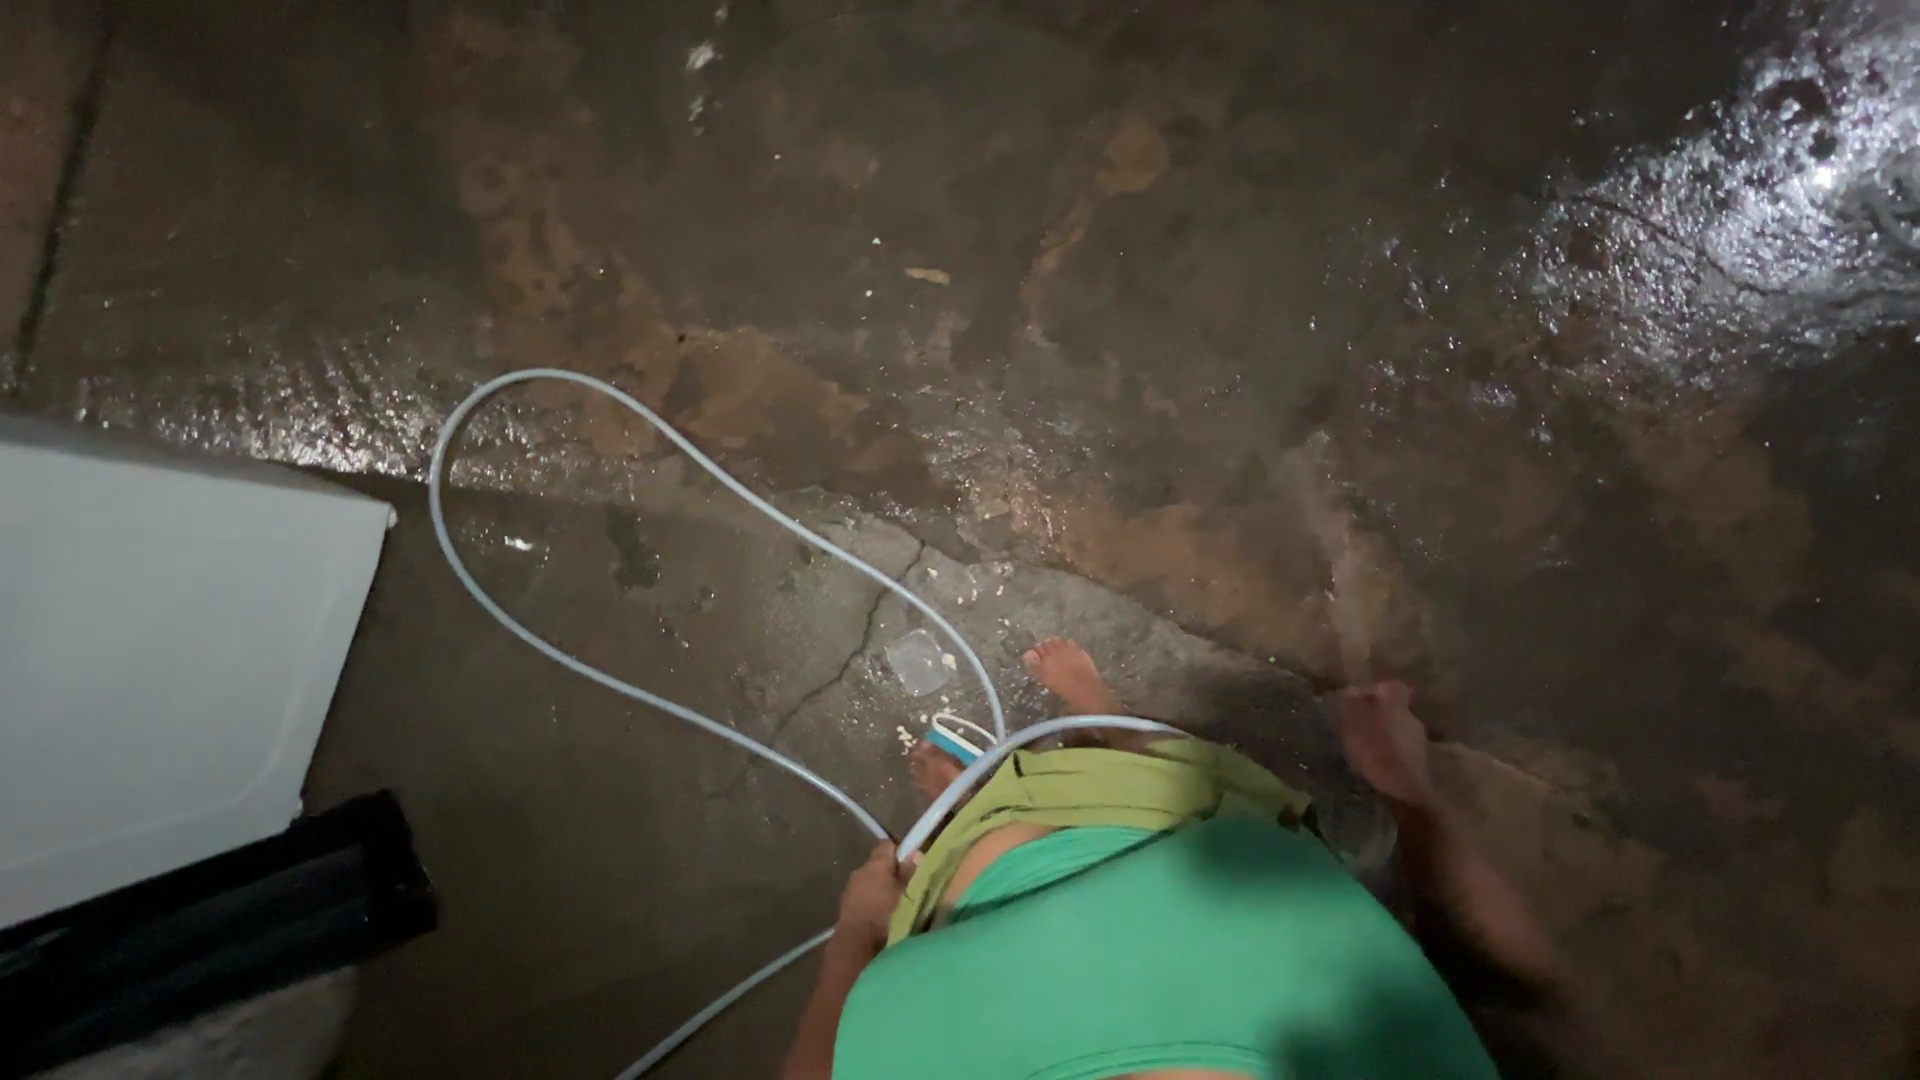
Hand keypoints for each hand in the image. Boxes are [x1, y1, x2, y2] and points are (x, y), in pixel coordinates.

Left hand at [836, 843, 915, 948]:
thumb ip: (911, 872)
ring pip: (870, 883)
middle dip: (892, 874)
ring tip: (896, 906)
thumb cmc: (885, 915)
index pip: (887, 845)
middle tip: (908, 888)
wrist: (855, 947)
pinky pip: (863, 899)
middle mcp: (860, 871)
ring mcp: (850, 890)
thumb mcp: (906, 893)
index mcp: (875, 863)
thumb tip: (916, 853)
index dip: (900, 852)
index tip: (912, 864)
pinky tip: (882, 919)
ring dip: (881, 891)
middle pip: (878, 865)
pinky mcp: (846, 909)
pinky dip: (872, 904)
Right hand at [1336, 681, 1437, 808]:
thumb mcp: (1354, 726)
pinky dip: (1391, 747)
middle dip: (1378, 712)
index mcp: (1396, 707)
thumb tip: (1352, 689)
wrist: (1404, 791)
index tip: (1362, 698)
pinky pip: (1403, 745)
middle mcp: (1412, 718)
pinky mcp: (1420, 759)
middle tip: (1358, 722)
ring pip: (1399, 727)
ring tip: (1366, 743)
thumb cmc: (1375, 752)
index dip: (1378, 690)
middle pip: (1395, 707)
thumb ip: (1353, 706)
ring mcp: (1419, 740)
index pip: (1393, 687)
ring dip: (1384, 731)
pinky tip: (1378, 759)